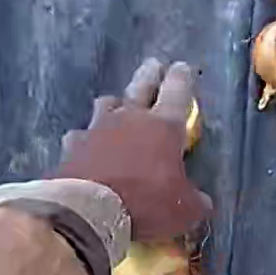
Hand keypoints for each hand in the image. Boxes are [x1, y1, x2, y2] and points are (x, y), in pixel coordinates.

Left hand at [53, 58, 213, 239]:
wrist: (89, 210)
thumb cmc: (148, 203)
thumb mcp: (187, 208)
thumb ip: (196, 199)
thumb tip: (202, 201)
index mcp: (163, 128)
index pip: (177, 94)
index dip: (182, 79)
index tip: (183, 66)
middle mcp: (129, 120)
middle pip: (140, 88)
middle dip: (150, 75)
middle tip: (154, 64)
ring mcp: (97, 130)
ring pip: (107, 104)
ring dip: (117, 103)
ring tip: (120, 104)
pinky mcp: (73, 147)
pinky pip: (83, 135)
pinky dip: (89, 138)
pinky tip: (89, 143)